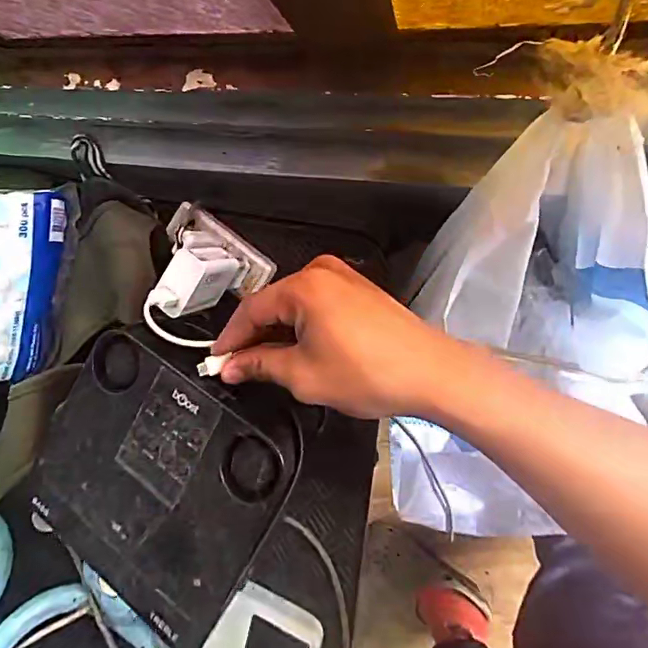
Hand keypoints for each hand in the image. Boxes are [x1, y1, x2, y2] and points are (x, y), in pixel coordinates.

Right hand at [210, 255, 481, 418]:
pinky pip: (318, 303)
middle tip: (239, 367)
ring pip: (296, 303)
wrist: (428, 370)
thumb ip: (260, 365)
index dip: (230, 338)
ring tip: (269, 364)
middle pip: (273, 302)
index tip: (218, 360)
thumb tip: (235, 365)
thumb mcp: (303, 375)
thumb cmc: (374, 371)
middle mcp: (324, 272)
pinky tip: (300, 350)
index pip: (251, 309)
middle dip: (255, 335)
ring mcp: (344, 278)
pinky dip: (303, 325)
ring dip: (280, 331)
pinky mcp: (359, 290)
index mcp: (305, 286)